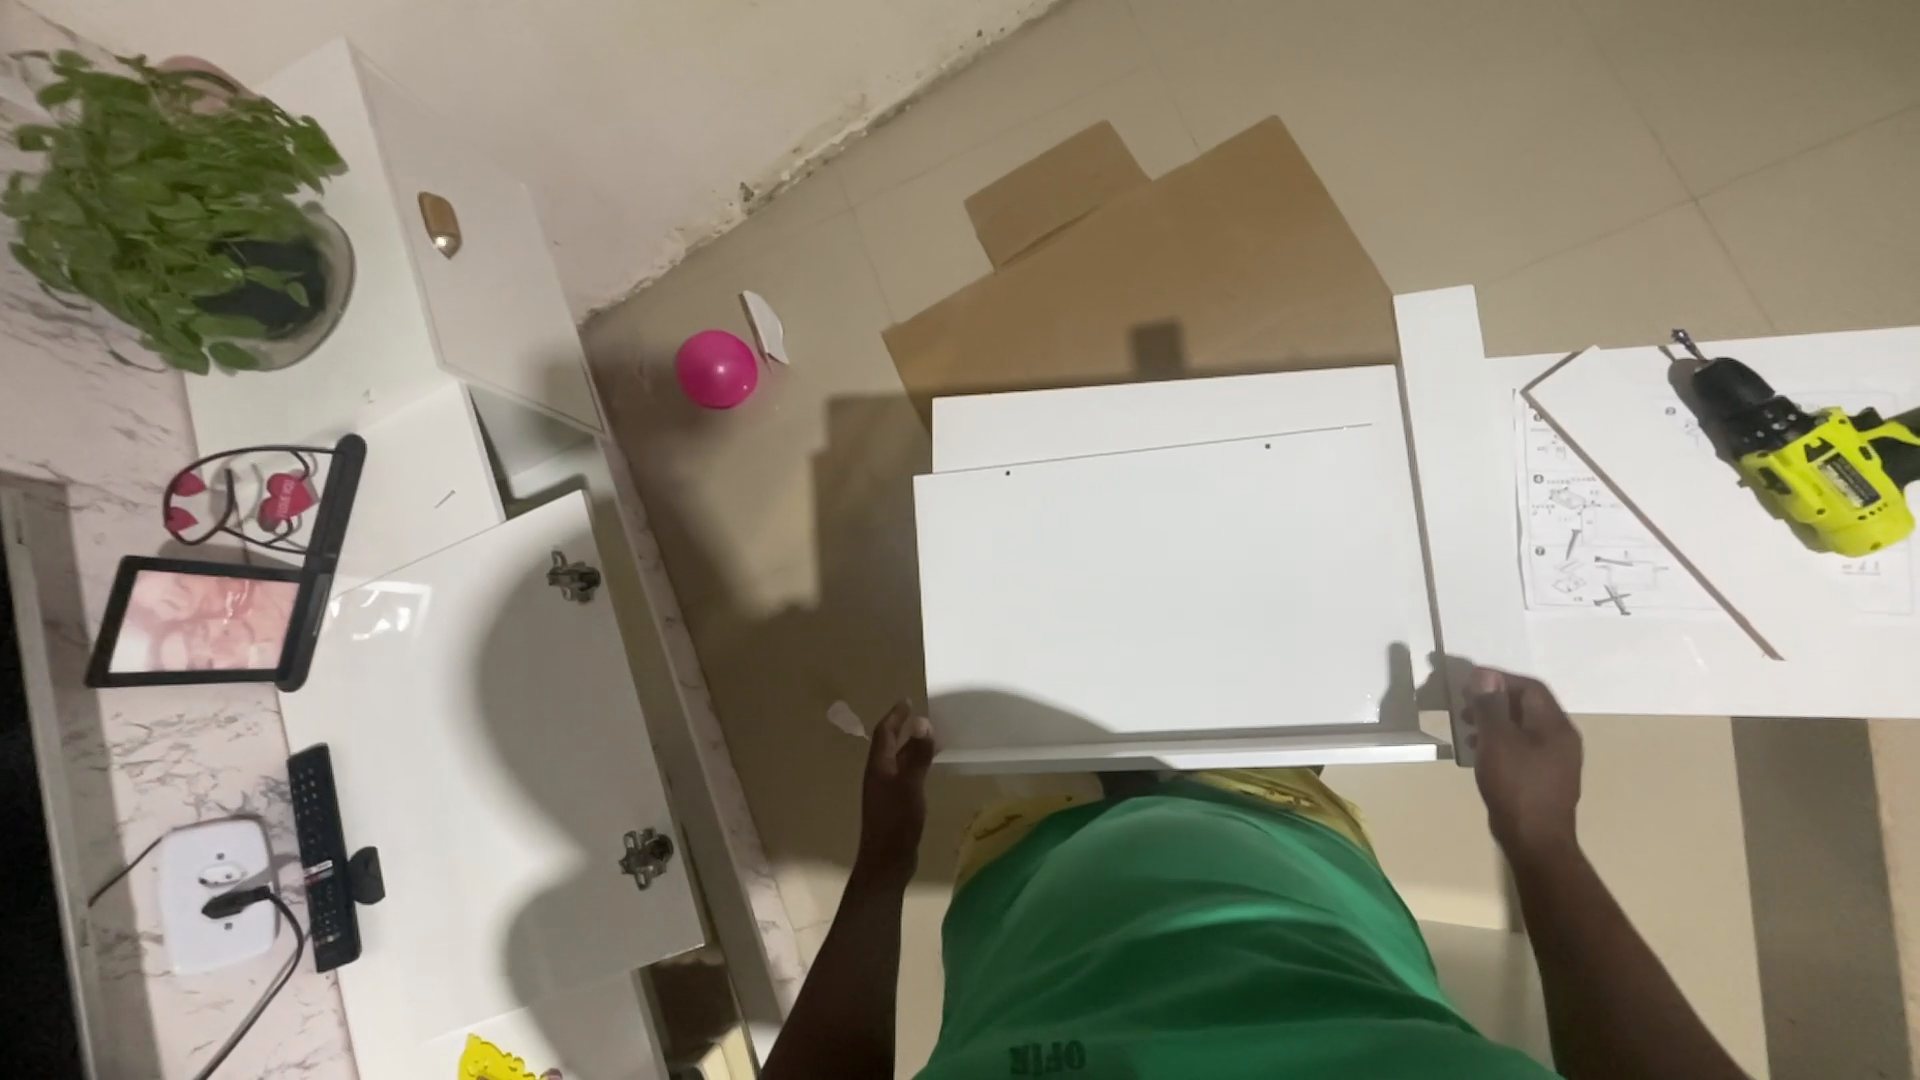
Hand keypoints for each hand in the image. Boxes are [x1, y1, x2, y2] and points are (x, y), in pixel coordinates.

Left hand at [855, 701, 936, 886]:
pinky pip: (904, 774)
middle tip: (919, 715)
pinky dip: (915, 764)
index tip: (907, 700)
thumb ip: (917, 755)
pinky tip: (927, 769)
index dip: (895, 715)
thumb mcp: (910, 785)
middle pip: (889, 744)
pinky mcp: (894, 804)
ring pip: (897, 759)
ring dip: (910, 746)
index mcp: (878, 766)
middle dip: (902, 727)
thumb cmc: (896, 821)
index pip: (885, 732)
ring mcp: (885, 790)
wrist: (887, 861)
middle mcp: (879, 774)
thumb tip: (923, 721)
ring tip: (929, 737)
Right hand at [1468, 667, 1582, 861]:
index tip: (1467, 681)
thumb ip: (1491, 706)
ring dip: (1494, 719)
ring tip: (1467, 726)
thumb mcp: (1497, 740)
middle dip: (1494, 698)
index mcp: (1555, 726)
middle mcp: (1561, 738)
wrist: (1534, 837)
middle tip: (1464, 703)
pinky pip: (1521, 744)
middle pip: (1527, 705)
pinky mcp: (1543, 775)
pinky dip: (1499, 738)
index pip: (1530, 687)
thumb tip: (1485, 675)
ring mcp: (1555, 758)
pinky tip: (1478, 750)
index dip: (1499, 679)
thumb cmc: (1516, 784)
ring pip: (1522, 725)